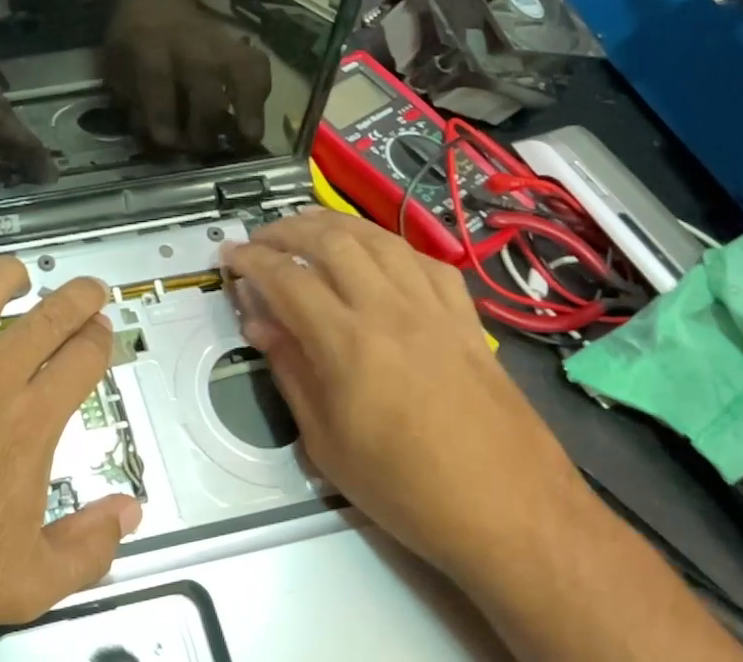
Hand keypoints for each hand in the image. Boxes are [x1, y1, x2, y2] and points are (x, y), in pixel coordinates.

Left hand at [0, 258, 142, 643]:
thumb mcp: (31, 581)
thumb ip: (91, 547)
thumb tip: (126, 513)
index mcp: (29, 421)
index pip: (84, 356)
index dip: (101, 340)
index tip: (101, 336)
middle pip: (50, 314)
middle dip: (79, 298)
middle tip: (88, 294)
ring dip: (13, 276)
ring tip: (21, 278)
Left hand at [104, 0, 270, 152]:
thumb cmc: (130, 38)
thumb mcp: (114, 65)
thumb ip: (130, 99)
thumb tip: (156, 137)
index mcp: (146, 41)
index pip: (156, 76)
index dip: (161, 110)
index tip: (167, 141)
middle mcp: (186, 40)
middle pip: (204, 78)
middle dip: (204, 118)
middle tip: (201, 148)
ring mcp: (216, 40)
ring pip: (241, 69)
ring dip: (247, 105)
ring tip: (248, 138)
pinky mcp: (237, 43)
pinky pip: (257, 65)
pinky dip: (261, 91)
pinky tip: (255, 117)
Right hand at [221, 209, 591, 581]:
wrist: (513, 518)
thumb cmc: (408, 490)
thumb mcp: (326, 443)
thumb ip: (290, 371)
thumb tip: (259, 324)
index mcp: (348, 343)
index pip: (286, 277)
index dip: (250, 261)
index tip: (228, 256)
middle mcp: (391, 311)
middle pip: (331, 240)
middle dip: (286, 230)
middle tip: (261, 240)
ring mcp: (435, 310)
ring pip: (379, 239)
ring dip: (336, 225)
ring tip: (308, 227)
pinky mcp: (468, 321)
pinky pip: (427, 262)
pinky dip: (392, 248)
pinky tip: (378, 257)